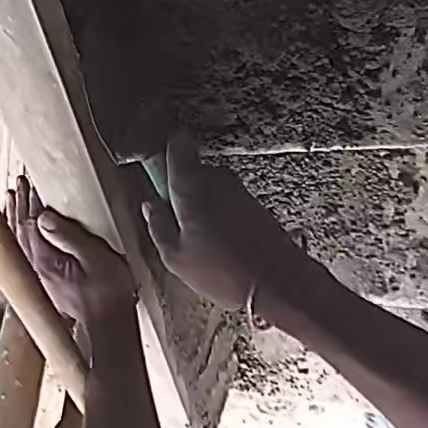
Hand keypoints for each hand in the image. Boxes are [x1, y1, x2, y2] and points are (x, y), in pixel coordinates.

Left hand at [12, 175, 135, 325]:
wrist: (108, 326)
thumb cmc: (108, 293)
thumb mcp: (96, 259)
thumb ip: (69, 237)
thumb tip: (44, 217)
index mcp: (45, 260)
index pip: (29, 223)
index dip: (30, 201)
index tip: (30, 182)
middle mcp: (35, 269)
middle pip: (19, 231)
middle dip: (19, 205)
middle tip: (19, 184)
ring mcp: (38, 277)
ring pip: (19, 241)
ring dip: (16, 218)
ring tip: (14, 200)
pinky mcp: (46, 282)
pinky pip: (25, 251)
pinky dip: (21, 234)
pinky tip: (25, 230)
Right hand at [141, 133, 307, 310]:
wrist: (277, 281)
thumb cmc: (225, 271)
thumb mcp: (175, 257)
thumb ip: (157, 225)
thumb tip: (150, 208)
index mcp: (190, 185)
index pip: (176, 145)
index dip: (164, 155)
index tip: (156, 174)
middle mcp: (215, 179)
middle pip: (191, 169)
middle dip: (180, 190)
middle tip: (173, 220)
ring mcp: (237, 190)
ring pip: (208, 186)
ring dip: (200, 205)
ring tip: (198, 239)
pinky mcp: (253, 204)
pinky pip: (225, 201)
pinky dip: (219, 216)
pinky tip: (218, 244)